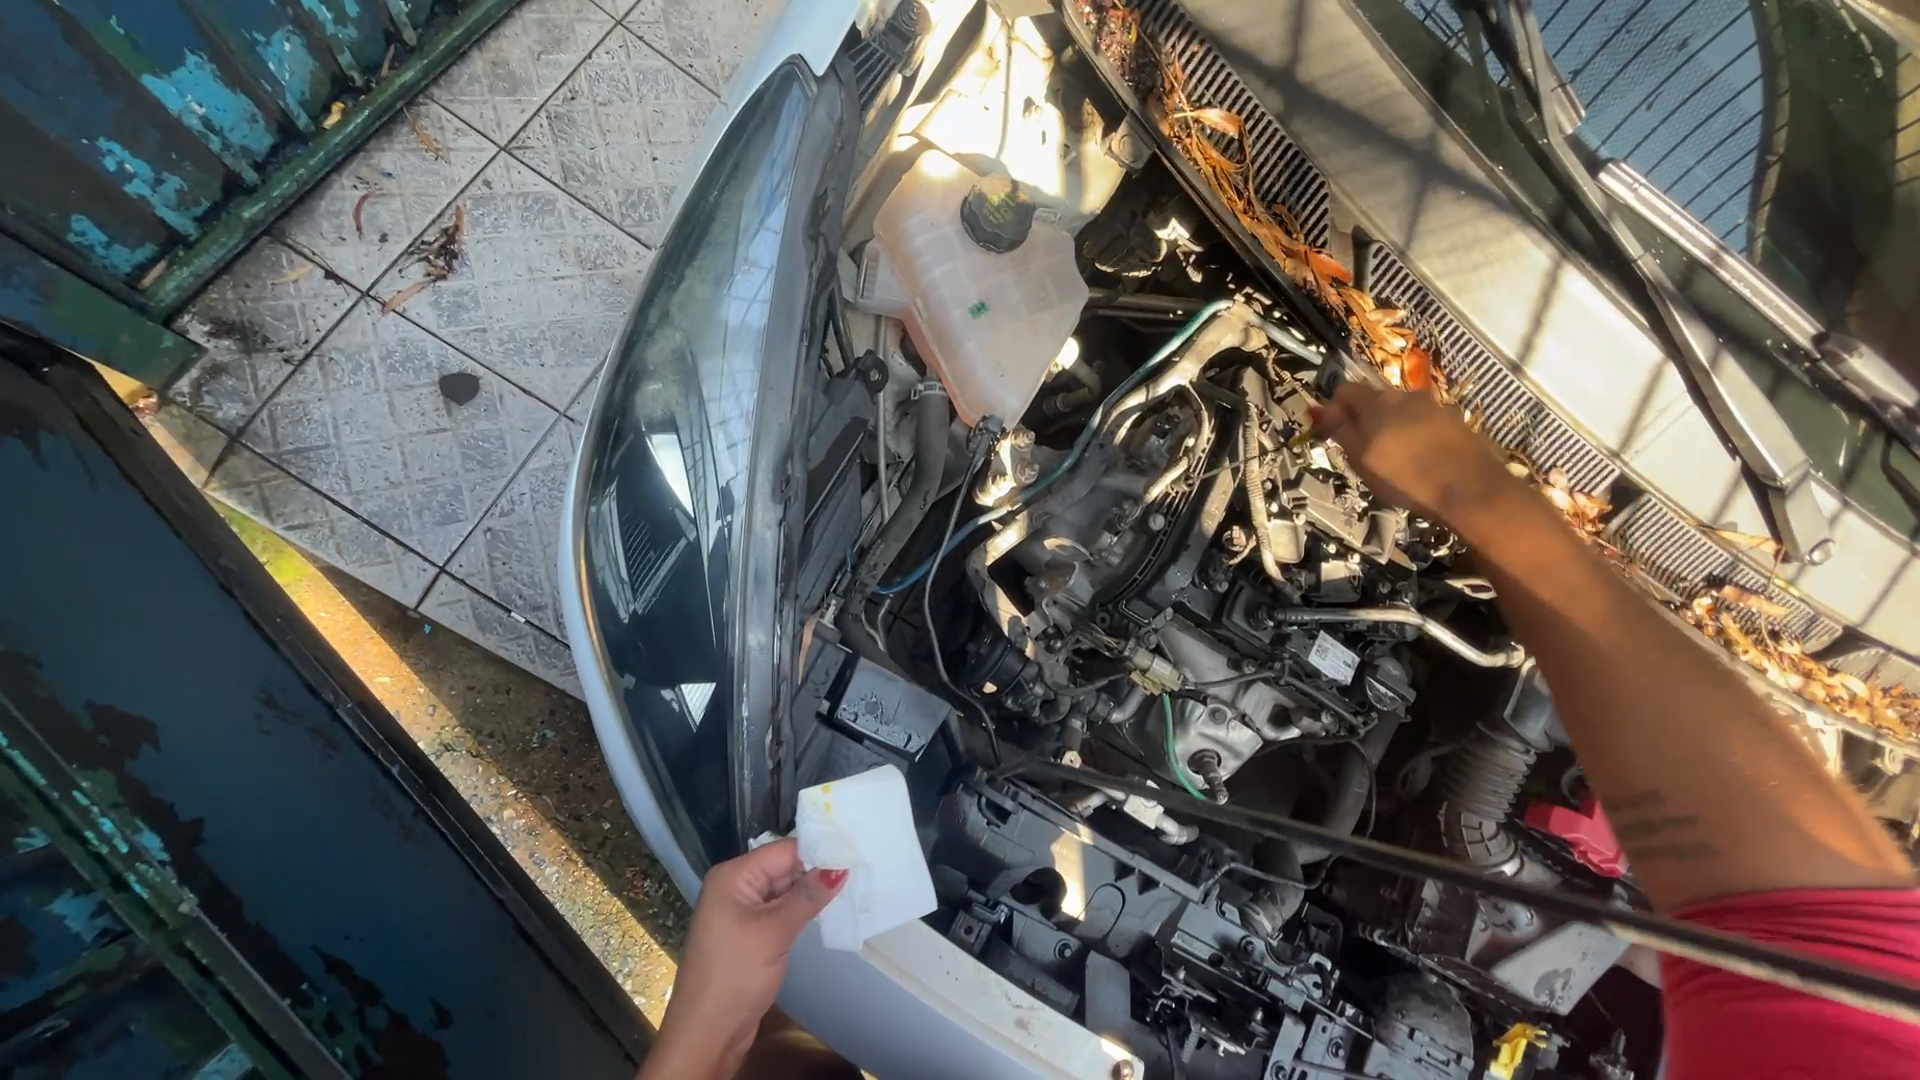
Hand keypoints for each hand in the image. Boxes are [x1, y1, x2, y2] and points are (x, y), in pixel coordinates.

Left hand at [641, 840, 846, 1079]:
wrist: (706, 1035)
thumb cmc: (735, 976)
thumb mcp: (775, 932)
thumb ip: (808, 896)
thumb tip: (841, 866)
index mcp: (733, 876)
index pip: (783, 850)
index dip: (817, 850)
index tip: (854, 852)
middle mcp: (735, 886)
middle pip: (784, 867)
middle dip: (817, 870)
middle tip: (860, 868)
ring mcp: (742, 911)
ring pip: (785, 889)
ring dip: (812, 891)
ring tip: (853, 885)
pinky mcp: (750, 933)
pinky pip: (780, 910)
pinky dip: (802, 910)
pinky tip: (828, 909)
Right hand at [1310, 383, 1521, 532]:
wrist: (1470, 490)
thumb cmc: (1405, 477)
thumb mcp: (1360, 458)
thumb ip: (1339, 430)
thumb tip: (1319, 408)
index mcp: (1378, 402)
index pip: (1344, 390)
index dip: (1334, 410)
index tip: (1335, 437)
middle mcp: (1405, 396)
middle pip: (1373, 400)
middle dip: (1363, 420)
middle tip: (1363, 454)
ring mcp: (1434, 407)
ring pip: (1399, 412)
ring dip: (1389, 429)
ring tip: (1392, 461)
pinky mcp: (1454, 423)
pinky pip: (1422, 423)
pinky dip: (1413, 436)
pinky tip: (1419, 462)